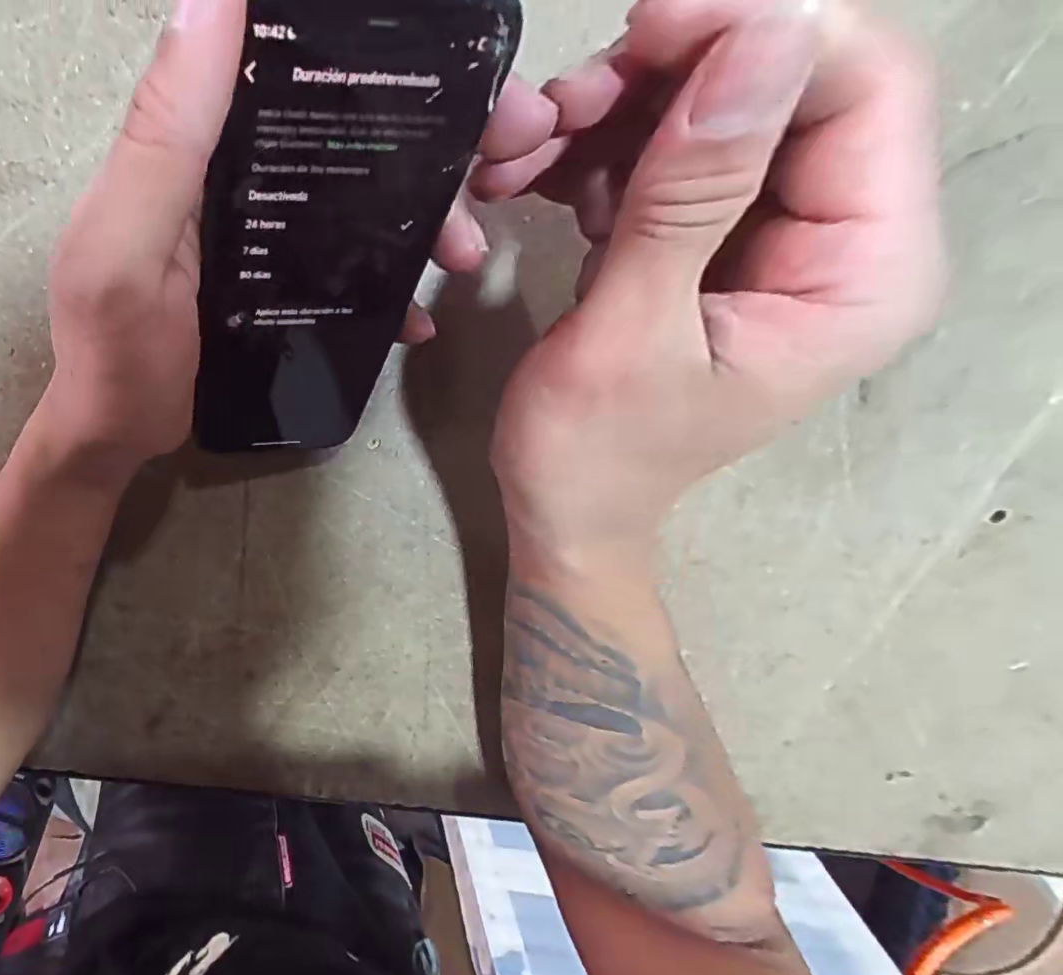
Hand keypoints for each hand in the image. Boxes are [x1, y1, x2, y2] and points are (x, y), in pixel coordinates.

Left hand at [45, 0, 565, 461]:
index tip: (468, 65)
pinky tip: (419, 306)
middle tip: (512, 148)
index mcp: (190, 148)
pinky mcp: (269, 284)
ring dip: (422, 211)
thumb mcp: (124, 250)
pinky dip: (384, 277)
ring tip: (466, 252)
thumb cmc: (113, 352)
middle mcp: (226, 175)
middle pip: (341, 126)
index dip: (376, 52)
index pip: (288, 61)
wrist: (117, 436)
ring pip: (353, 196)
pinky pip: (339, 261)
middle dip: (432, 133)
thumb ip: (161, 140)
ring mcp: (254, 232)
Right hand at [473, 0, 943, 566]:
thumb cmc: (589, 451)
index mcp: (859, 272)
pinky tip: (546, 181)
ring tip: (529, 148)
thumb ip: (684, 204)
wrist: (561, 511)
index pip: (857, 98)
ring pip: (715, 130)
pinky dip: (603, 165)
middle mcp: (835, 242)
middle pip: (784, 102)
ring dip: (619, 122)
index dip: (762, 38)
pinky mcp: (702, 255)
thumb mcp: (624, 335)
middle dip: (670, 83)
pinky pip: (669, 175)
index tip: (646, 24)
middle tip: (563, 98)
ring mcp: (764, 246)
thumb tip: (751, 45)